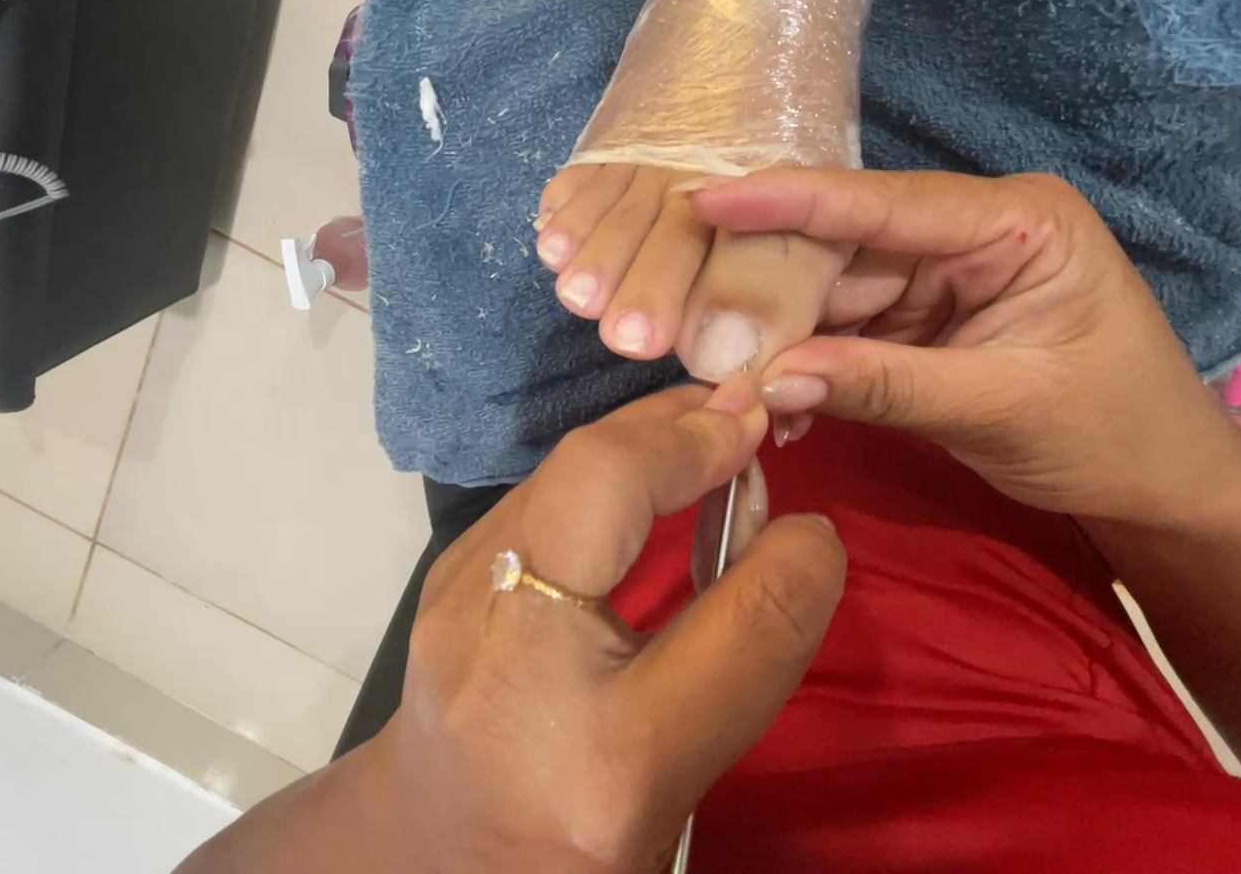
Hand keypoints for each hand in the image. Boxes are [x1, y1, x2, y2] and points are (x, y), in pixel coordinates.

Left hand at [373, 381, 844, 870]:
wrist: (435, 843)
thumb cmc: (567, 827)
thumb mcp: (678, 769)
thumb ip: (750, 647)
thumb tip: (804, 535)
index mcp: (584, 735)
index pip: (716, 622)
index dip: (755, 523)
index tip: (783, 465)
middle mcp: (494, 639)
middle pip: (595, 480)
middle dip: (680, 427)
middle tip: (745, 410)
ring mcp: (453, 590)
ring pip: (566, 469)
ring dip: (645, 434)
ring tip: (709, 427)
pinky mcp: (448, 567)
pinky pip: (547, 487)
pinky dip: (609, 462)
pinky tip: (647, 468)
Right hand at [686, 170, 1240, 525]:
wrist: (1157, 488)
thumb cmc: (1113, 432)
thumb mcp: (998, 407)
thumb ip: (882, 386)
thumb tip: (768, 380)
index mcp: (1013, 222)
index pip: (883, 205)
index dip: (788, 202)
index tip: (705, 199)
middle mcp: (961, 234)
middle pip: (839, 249)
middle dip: (770, 290)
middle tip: (696, 325)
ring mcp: (932, 277)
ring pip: (826, 294)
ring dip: (779, 340)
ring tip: (732, 382)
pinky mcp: (911, 319)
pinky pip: (836, 333)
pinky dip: (804, 368)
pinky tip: (781, 406)